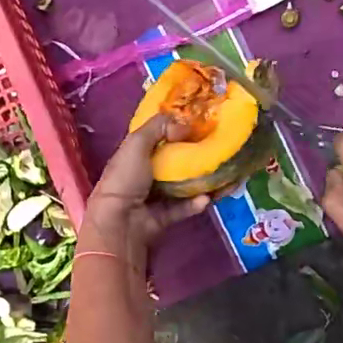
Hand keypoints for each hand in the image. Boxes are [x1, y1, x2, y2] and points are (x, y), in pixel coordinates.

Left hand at [80, 115, 211, 262]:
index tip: (203, 126)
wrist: (120, 220)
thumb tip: (185, 123)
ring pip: (185, 186)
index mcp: (137, 155)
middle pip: (176, 162)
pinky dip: (196, 203)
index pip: (160, 139)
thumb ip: (158, 127)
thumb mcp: (136, 144)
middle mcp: (146, 174)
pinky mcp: (165, 216)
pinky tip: (206, 199)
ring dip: (203, 182)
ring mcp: (156, 196)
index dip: (179, 132)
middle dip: (197, 158)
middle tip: (219, 151)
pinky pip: (185, 207)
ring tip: (222, 177)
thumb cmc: (126, 178)